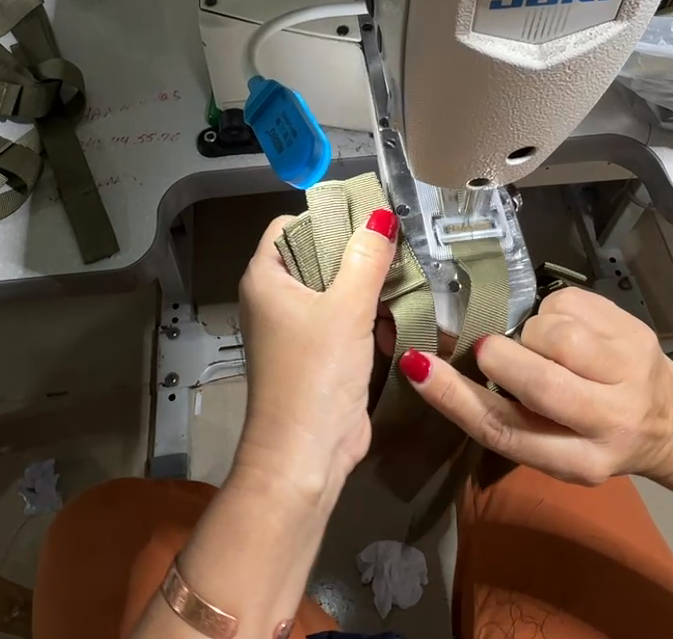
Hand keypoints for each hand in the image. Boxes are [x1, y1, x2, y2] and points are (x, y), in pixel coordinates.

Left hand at [234, 208, 398, 496]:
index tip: (370, 218)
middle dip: (357, 252)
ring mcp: (295, 326)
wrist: (306, 456)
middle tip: (398, 245)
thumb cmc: (316, 373)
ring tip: (406, 276)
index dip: (327, 217)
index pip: (289, 225)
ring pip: (335, 287)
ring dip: (368, 286)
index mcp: (265, 277)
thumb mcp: (347, 308)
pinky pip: (344, 318)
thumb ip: (366, 259)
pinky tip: (398, 314)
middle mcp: (275, 296)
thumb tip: (381, 215)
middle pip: (317, 254)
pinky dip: (367, 314)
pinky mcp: (317, 352)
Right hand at [400, 287, 672, 485]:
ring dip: (531, 331)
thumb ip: (499, 413)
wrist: (672, 423)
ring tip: (543, 346)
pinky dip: (553, 309)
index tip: (418, 365)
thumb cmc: (593, 436)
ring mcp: (630, 372)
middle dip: (499, 354)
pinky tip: (567, 328)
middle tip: (493, 351)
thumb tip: (427, 364)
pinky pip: (568, 302)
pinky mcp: (635, 330)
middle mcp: (610, 422)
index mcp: (579, 462)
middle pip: (536, 380)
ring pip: (552, 331)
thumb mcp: (549, 444)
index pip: (505, 431)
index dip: (455, 397)